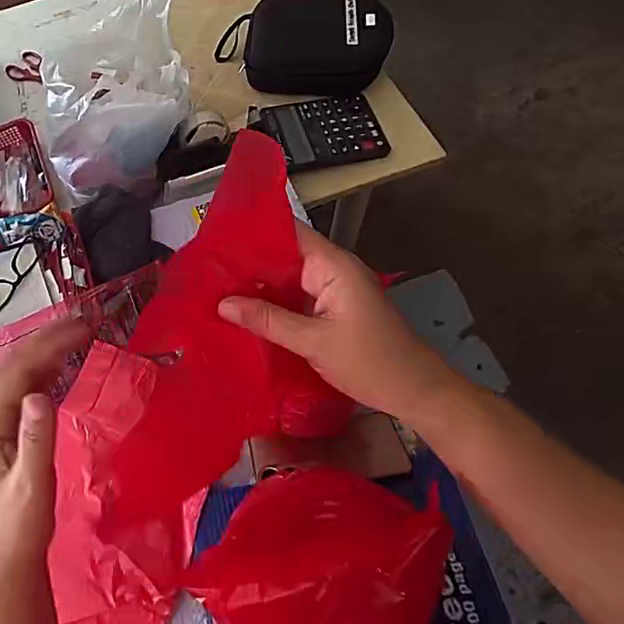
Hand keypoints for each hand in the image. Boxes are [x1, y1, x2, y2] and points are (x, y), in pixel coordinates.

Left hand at [0, 319, 90, 576]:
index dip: (46, 345)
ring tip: (76, 335)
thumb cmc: (19, 527)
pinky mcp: (11, 437)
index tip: (77, 329)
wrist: (9, 559)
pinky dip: (48, 373)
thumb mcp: (31, 484)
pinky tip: (63, 368)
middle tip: (81, 323)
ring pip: (21, 378)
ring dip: (47, 353)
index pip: (16, 372)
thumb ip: (36, 439)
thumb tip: (40, 396)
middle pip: (15, 368)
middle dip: (47, 341)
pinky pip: (28, 393)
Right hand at [219, 223, 462, 421]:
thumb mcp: (314, 342)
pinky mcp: (333, 308)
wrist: (414, 390)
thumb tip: (223, 304)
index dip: (254, 232)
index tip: (218, 240)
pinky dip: (275, 303)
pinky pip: (297, 297)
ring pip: (289, 278)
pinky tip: (248, 312)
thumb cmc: (371, 363)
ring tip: (219, 290)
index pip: (289, 233)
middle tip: (209, 272)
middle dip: (250, 262)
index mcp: (334, 266)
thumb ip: (268, 320)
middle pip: (285, 254)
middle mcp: (334, 270)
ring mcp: (334, 289)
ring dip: (260, 285)